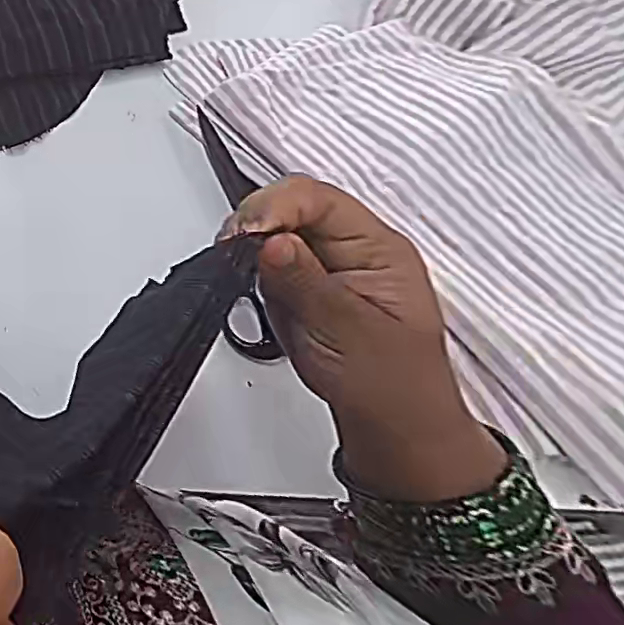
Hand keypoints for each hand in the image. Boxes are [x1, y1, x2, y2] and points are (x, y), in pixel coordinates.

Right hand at [223, 176, 505, 499]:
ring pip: (275, 227)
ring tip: (238, 267)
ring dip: (249, 242)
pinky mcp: (303, 281)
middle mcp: (352, 248)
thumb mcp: (346, 329)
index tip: (245, 232)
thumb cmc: (390, 384)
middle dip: (256, 220)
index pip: (318, 200)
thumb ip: (304, 281)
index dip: (275, 207)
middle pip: (292, 204)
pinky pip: (267, 256)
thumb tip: (271, 241)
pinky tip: (247, 279)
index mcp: (378, 249)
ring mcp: (326, 264)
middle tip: (232, 247)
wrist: (391, 424)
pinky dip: (249, 263)